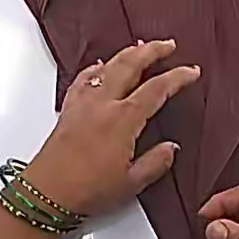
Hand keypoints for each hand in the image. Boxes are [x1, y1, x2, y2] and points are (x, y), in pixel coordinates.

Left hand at [22, 40, 199, 217]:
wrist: (47, 193)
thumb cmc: (87, 189)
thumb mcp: (131, 182)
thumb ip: (155, 162)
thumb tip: (170, 149)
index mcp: (123, 120)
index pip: (156, 90)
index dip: (177, 77)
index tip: (191, 72)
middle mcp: (103, 104)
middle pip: (130, 65)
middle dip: (151, 51)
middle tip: (167, 45)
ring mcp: (83, 104)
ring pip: (107, 67)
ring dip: (126, 54)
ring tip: (139, 47)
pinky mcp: (69, 110)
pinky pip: (83, 79)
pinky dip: (95, 68)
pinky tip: (99, 66)